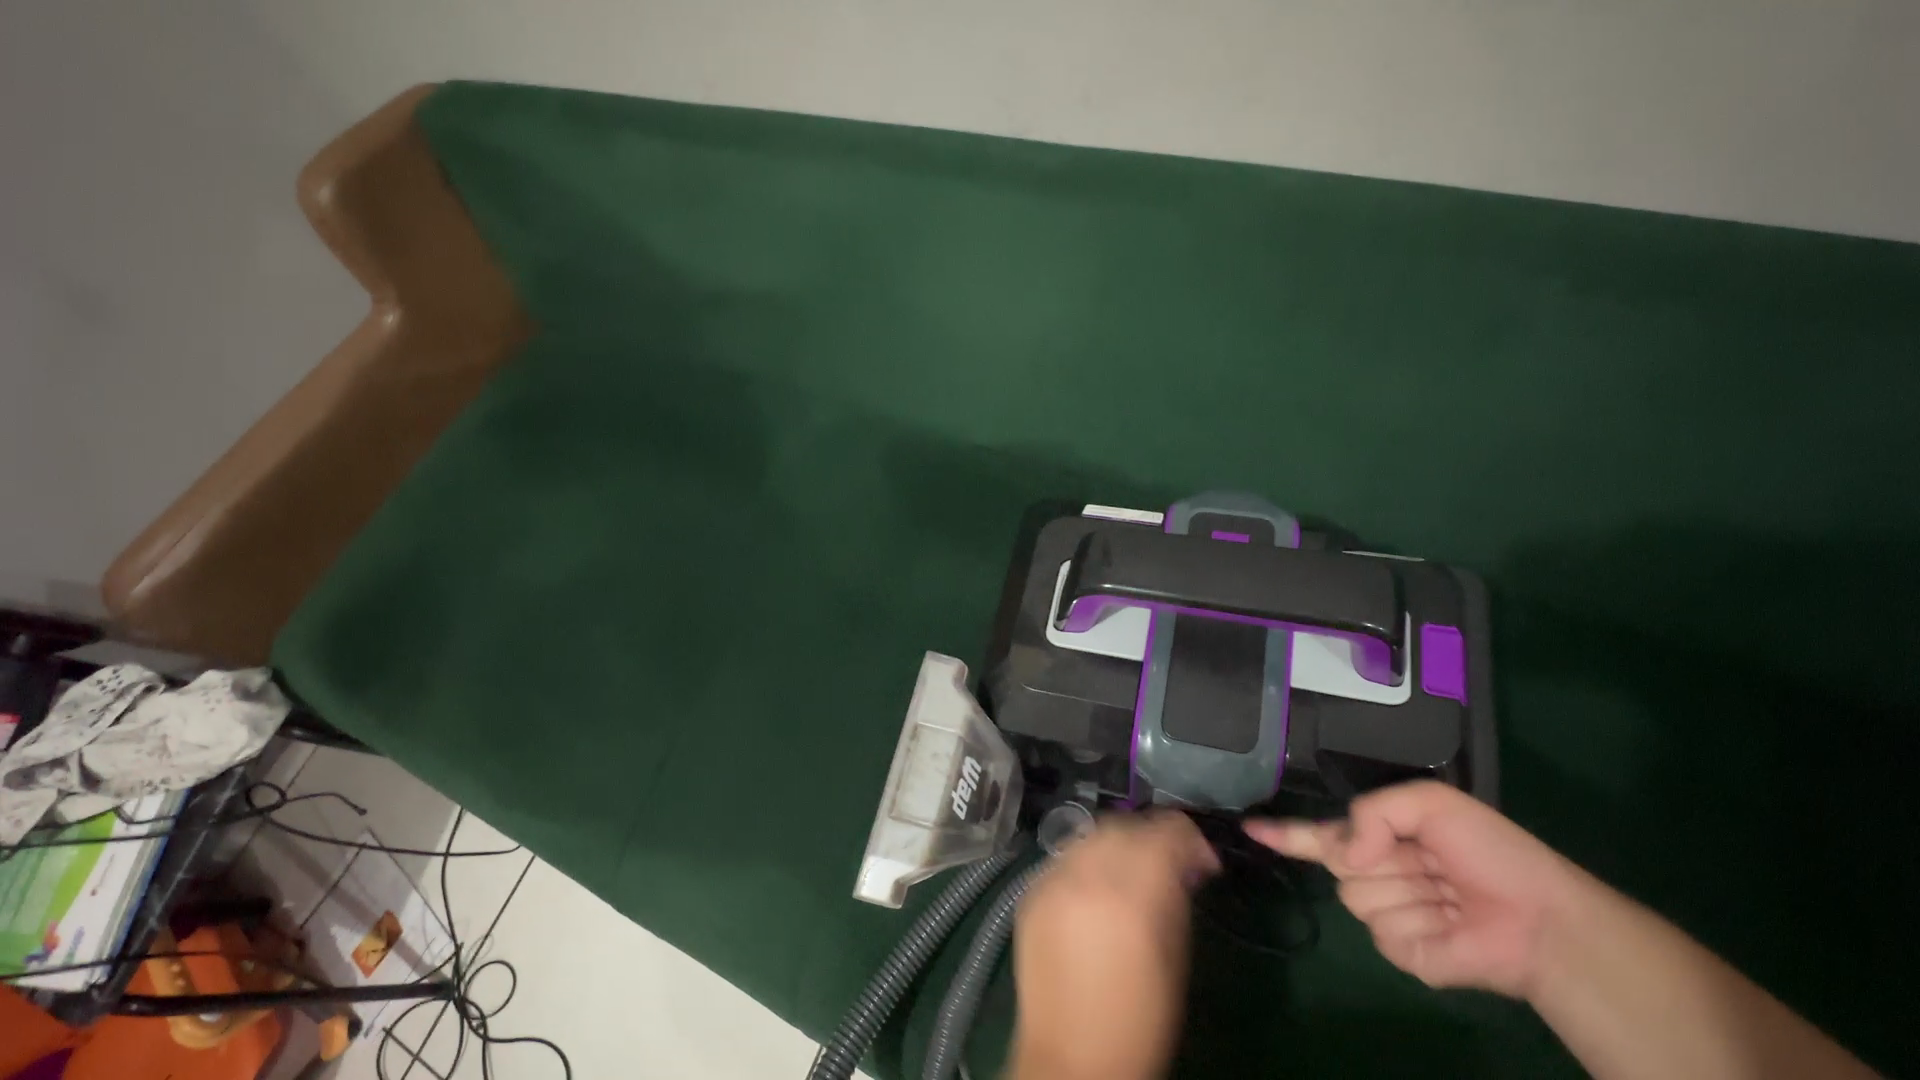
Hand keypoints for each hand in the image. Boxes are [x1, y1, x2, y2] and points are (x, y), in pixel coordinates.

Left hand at [1009, 812, 1219, 1079]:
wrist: (1072, 1061)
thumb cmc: (1139, 1021)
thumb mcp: (1175, 957)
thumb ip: (1177, 898)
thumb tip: (1184, 867)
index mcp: (1132, 891)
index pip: (1164, 830)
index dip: (1190, 838)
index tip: (1202, 861)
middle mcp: (1086, 874)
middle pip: (1123, 825)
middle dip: (1150, 837)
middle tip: (1169, 865)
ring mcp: (1051, 881)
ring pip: (1088, 835)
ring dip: (1115, 845)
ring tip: (1130, 875)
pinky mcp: (1028, 895)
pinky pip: (1062, 861)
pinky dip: (1084, 864)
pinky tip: (1095, 891)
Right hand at [1246, 781, 1585, 999]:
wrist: (1540, 918)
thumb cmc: (1491, 852)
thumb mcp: (1432, 804)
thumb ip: (1374, 810)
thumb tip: (1347, 854)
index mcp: (1383, 839)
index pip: (1323, 835)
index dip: (1287, 834)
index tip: (1251, 828)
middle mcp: (1377, 875)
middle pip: (1336, 860)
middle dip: (1379, 855)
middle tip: (1430, 862)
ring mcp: (1387, 915)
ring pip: (1358, 896)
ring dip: (1407, 889)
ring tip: (1449, 894)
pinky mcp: (1401, 952)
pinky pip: (1384, 931)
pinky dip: (1421, 923)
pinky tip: (1453, 924)